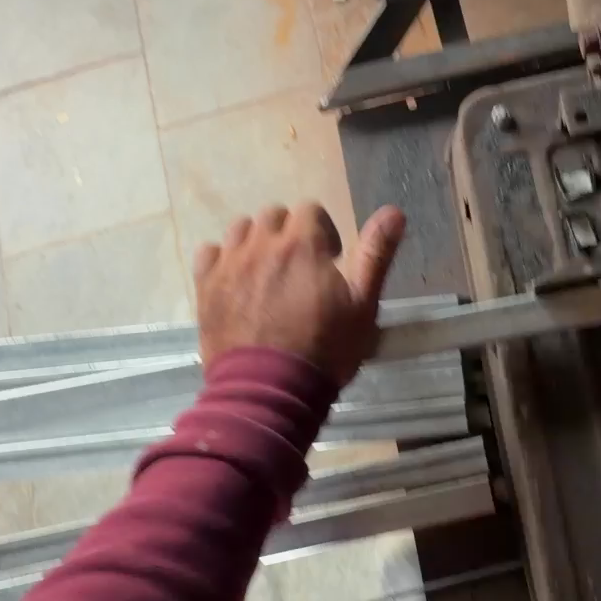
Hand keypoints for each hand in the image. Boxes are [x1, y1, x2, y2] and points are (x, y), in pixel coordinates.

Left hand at [192, 203, 406, 385]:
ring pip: (241, 230)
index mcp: (302, 244)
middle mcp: (262, 244)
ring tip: (268, 274)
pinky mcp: (206, 287)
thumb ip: (376, 254)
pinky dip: (223, 259)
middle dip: (290, 234)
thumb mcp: (362, 304)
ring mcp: (230, 264)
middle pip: (274, 216)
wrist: (269, 391)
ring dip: (256, 242)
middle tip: (300, 270)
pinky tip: (236, 281)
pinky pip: (209, 253)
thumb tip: (394, 211)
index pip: (311, 210)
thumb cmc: (324, 348)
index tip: (330, 263)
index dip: (324, 233)